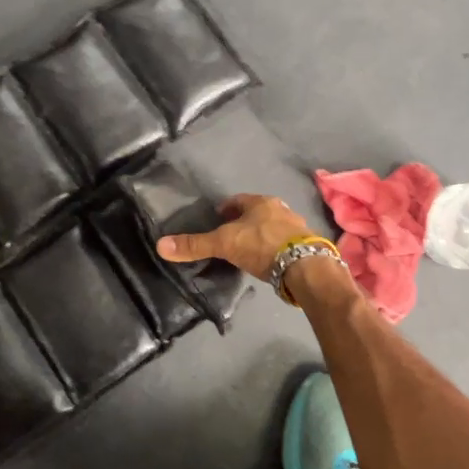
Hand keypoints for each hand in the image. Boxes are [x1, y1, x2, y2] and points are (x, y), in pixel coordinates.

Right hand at [156, 193, 318, 281]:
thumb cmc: (262, 246)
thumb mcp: (224, 245)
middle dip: (244, 223)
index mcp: (261, 202)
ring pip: (273, 227)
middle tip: (231, 237)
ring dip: (262, 235)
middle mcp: (281, 209)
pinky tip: (269, 262)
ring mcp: (297, 227)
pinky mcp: (308, 246)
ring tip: (249, 251)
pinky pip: (286, 244)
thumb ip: (195, 245)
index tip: (217, 220)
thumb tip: (160, 245)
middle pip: (257, 213)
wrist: (305, 267)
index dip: (225, 210)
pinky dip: (276, 249)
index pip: (238, 201)